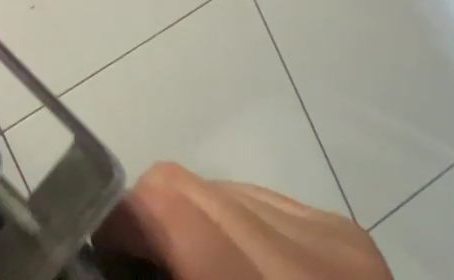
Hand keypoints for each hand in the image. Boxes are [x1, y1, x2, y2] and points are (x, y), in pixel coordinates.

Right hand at [97, 163, 391, 279]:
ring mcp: (332, 238)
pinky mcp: (347, 232)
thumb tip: (106, 259)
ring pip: (215, 185)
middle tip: (148, 267)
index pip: (166, 204)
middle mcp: (304, 257)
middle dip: (151, 221)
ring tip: (205, 272)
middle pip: (181, 184)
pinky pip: (257, 197)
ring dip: (193, 222)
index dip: (119, 221)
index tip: (107, 254)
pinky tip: (248, 271)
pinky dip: (235, 227)